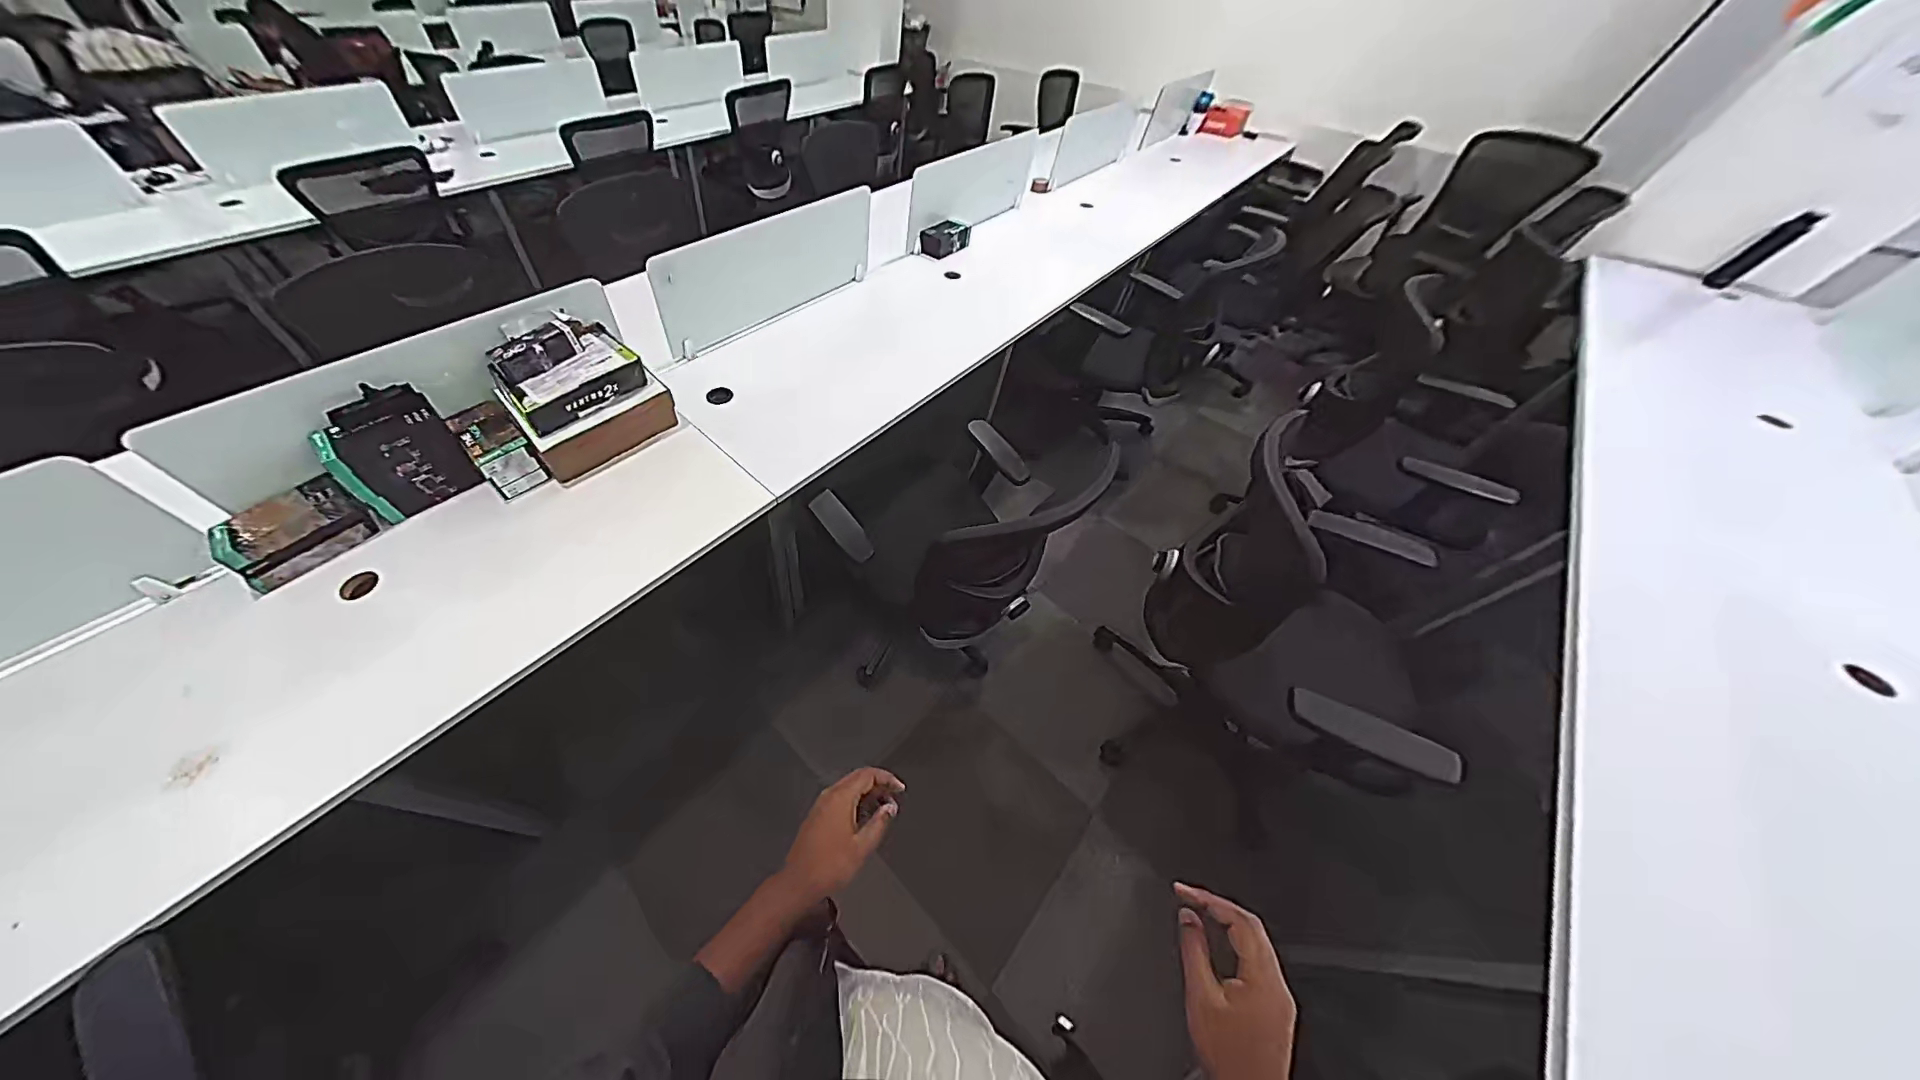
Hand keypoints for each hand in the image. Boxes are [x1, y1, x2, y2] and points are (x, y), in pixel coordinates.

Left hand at [780, 767, 903, 903]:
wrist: (798, 884)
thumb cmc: (828, 867)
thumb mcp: (862, 846)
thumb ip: (880, 822)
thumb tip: (890, 809)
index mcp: (840, 798)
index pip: (868, 774)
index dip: (887, 778)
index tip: (899, 789)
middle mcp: (828, 797)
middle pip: (858, 777)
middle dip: (879, 784)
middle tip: (894, 797)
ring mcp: (821, 806)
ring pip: (849, 788)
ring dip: (868, 794)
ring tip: (883, 810)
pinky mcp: (817, 816)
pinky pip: (840, 798)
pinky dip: (856, 801)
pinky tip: (864, 818)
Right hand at [1174, 882, 1295, 1079]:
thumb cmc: (1227, 1056)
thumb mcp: (1201, 998)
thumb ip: (1194, 951)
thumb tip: (1188, 918)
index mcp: (1263, 978)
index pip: (1240, 920)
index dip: (1209, 899)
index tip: (1184, 891)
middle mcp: (1278, 983)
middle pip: (1252, 926)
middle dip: (1218, 905)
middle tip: (1190, 895)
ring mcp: (1280, 994)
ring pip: (1256, 941)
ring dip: (1228, 921)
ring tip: (1200, 910)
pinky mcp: (1276, 1004)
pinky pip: (1257, 957)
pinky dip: (1235, 940)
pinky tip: (1218, 940)